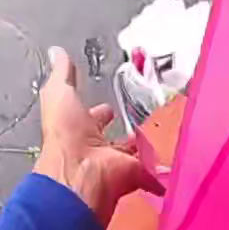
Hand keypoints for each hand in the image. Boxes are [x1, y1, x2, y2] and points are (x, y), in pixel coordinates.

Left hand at [34, 47, 163, 224]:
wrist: (82, 170)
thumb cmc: (67, 134)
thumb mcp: (60, 94)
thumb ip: (62, 74)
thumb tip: (58, 53)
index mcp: (79, 129)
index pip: (92, 119)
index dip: (100, 113)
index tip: (108, 108)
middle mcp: (99, 148)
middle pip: (116, 140)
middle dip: (126, 135)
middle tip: (139, 127)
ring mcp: (118, 164)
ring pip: (134, 156)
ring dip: (144, 152)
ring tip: (159, 142)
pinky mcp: (136, 175)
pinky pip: (152, 175)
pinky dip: (160, 176)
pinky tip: (171, 172)